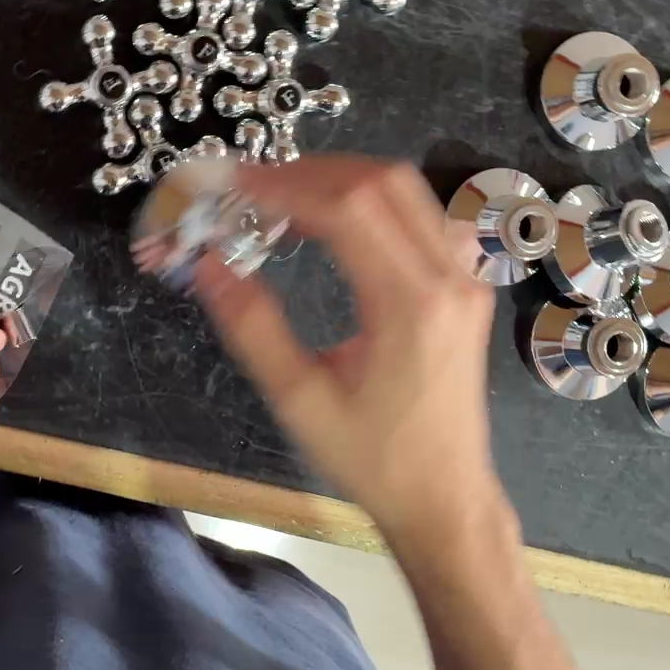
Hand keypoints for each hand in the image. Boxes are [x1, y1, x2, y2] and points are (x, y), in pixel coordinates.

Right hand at [194, 155, 506, 560]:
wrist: (444, 497)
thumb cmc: (370, 458)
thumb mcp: (298, 399)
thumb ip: (251, 326)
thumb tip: (205, 264)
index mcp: (410, 304)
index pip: (347, 210)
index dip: (284, 187)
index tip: (231, 187)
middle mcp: (448, 277)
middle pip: (382, 182)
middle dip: (308, 172)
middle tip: (250, 187)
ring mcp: (464, 277)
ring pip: (405, 189)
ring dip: (339, 179)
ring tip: (280, 196)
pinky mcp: (464, 285)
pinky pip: (419, 214)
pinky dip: (369, 199)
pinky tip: (332, 219)